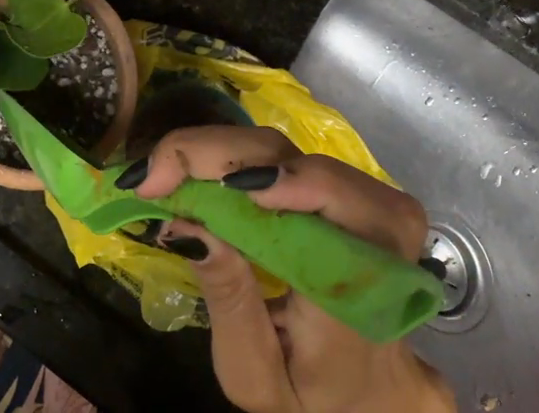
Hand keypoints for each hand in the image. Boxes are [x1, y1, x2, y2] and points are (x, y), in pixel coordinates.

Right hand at [126, 126, 453, 412]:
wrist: (362, 397)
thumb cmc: (305, 394)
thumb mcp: (255, 376)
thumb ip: (228, 303)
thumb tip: (185, 224)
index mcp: (365, 303)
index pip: (357, 219)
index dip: (300, 183)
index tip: (227, 186)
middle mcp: (381, 249)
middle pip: (316, 166)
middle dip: (230, 155)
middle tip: (157, 172)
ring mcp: (366, 214)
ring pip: (301, 153)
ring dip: (225, 151)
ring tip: (166, 170)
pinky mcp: (341, 196)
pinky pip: (289, 158)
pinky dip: (234, 153)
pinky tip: (195, 167)